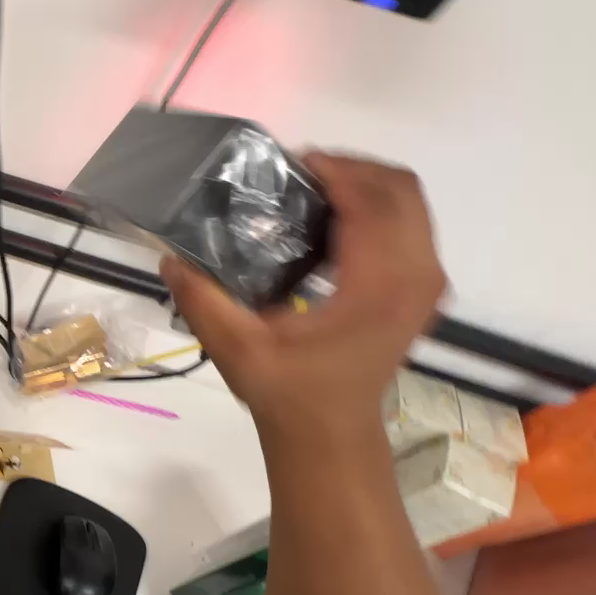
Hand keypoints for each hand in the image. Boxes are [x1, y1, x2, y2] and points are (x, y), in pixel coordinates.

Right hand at [161, 152, 447, 438]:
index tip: (290, 163)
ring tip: (309, 191)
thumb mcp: (235, 348)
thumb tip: (171, 260)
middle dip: (352, 170)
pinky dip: (373, 211)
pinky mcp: (418, 289)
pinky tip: (327, 224)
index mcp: (380, 284)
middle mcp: (417, 274)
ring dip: (364, 188)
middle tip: (296, 173)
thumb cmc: (286, 392)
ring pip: (410, 206)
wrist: (327, 431)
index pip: (374, 201)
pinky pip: (407, 228)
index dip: (337, 171)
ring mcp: (424, 282)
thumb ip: (203, 301)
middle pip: (402, 191)